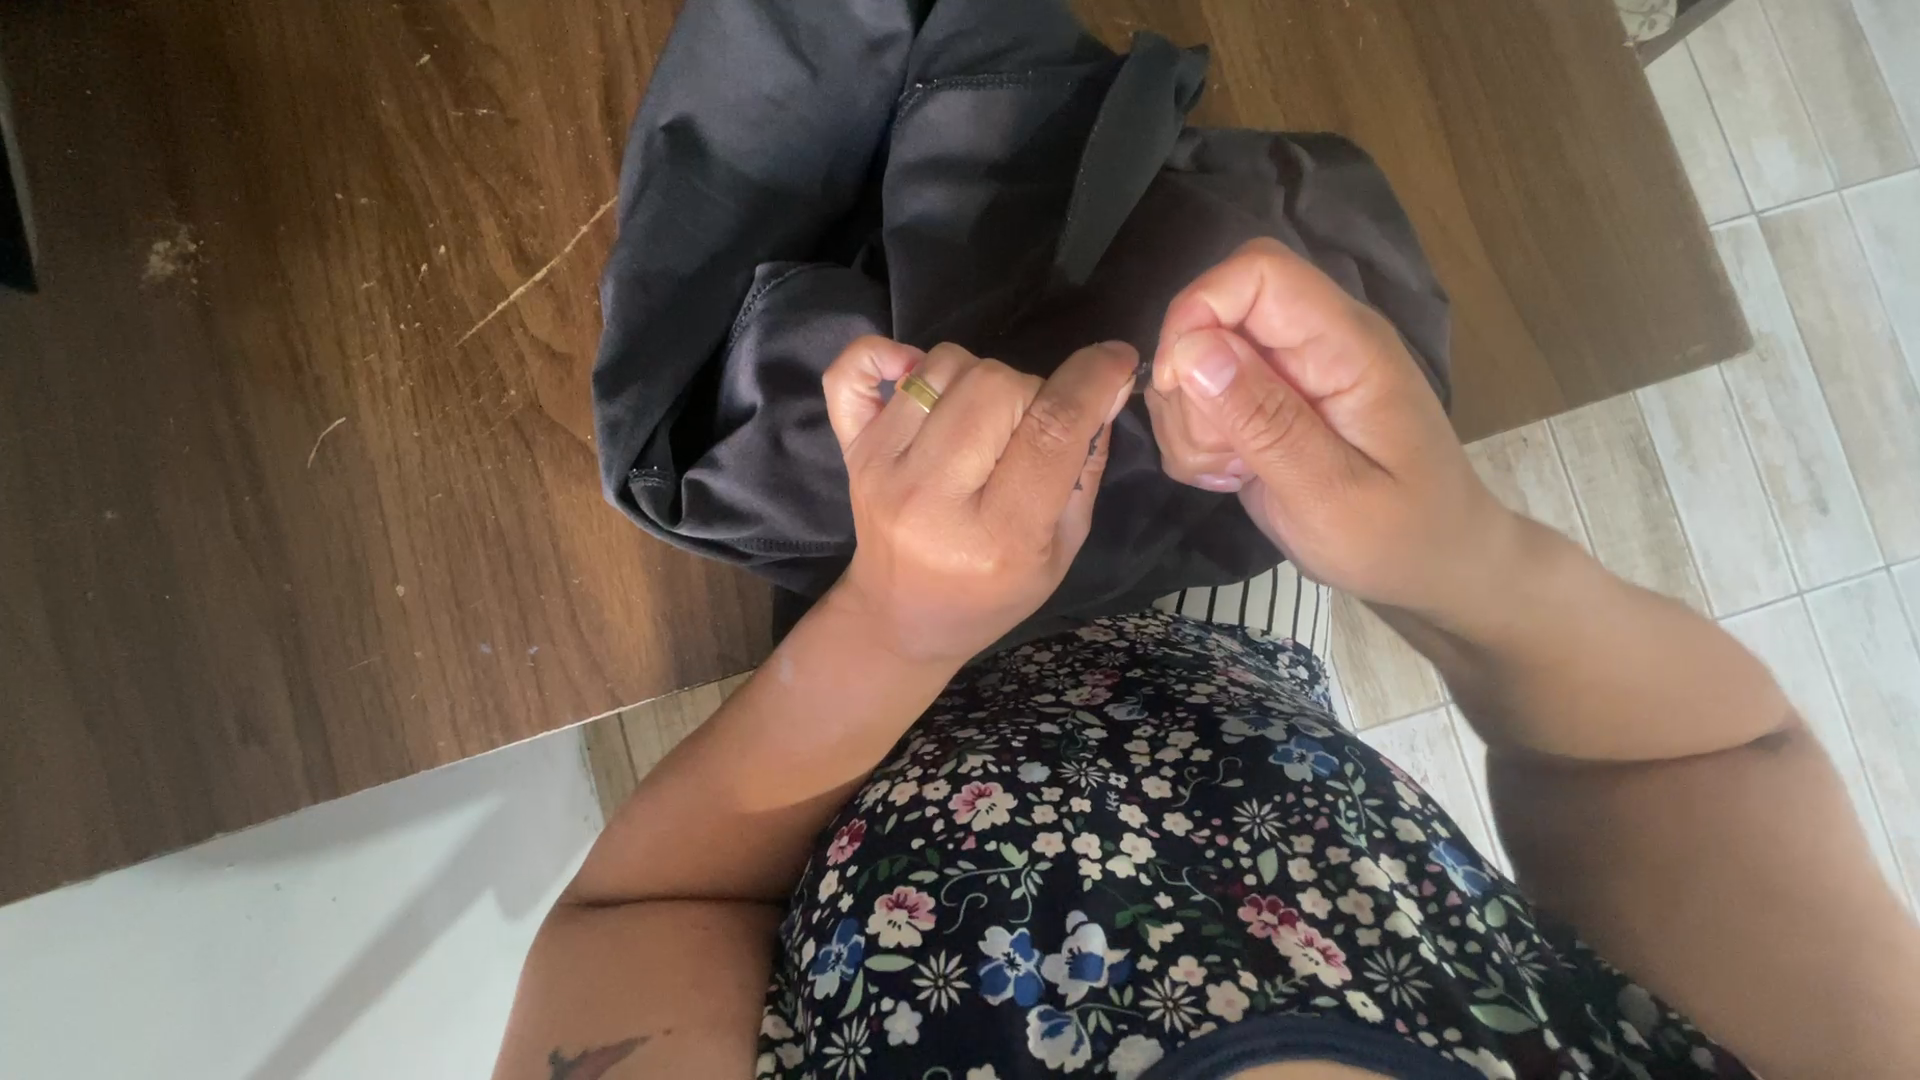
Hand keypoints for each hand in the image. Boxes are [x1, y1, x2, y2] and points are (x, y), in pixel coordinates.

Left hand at [820, 337, 1137, 664]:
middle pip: (995, 385)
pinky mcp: (852, 452)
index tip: (1117, 360)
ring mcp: (882, 470)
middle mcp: (932, 497)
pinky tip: (910, 372)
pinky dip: (881, 353)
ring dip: (980, 378)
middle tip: (1028, 428)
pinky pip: (852, 372)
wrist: (904, 618)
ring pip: (944, 367)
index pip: (1051, 430)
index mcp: (998, 536)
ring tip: (983, 421)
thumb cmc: (992, 594)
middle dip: (1032, 391)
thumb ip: (1085, 467)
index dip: (1093, 380)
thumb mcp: (1062, 550)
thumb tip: (1109, 384)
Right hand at [1147, 237, 1518, 616]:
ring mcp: (1283, 375)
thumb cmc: (1397, 537)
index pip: (1257, 272)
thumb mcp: (1330, 492)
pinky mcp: (1260, 406)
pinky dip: (1194, 441)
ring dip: (1188, 423)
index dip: (1198, 311)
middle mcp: (1311, 345)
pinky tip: (1229, 474)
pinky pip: (1196, 401)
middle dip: (1188, 388)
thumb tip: (1189, 348)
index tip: (1175, 385)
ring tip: (1231, 472)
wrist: (1427, 565)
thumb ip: (1263, 420)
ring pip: (1192, 363)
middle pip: (1211, 318)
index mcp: (1346, 346)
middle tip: (1219, 455)